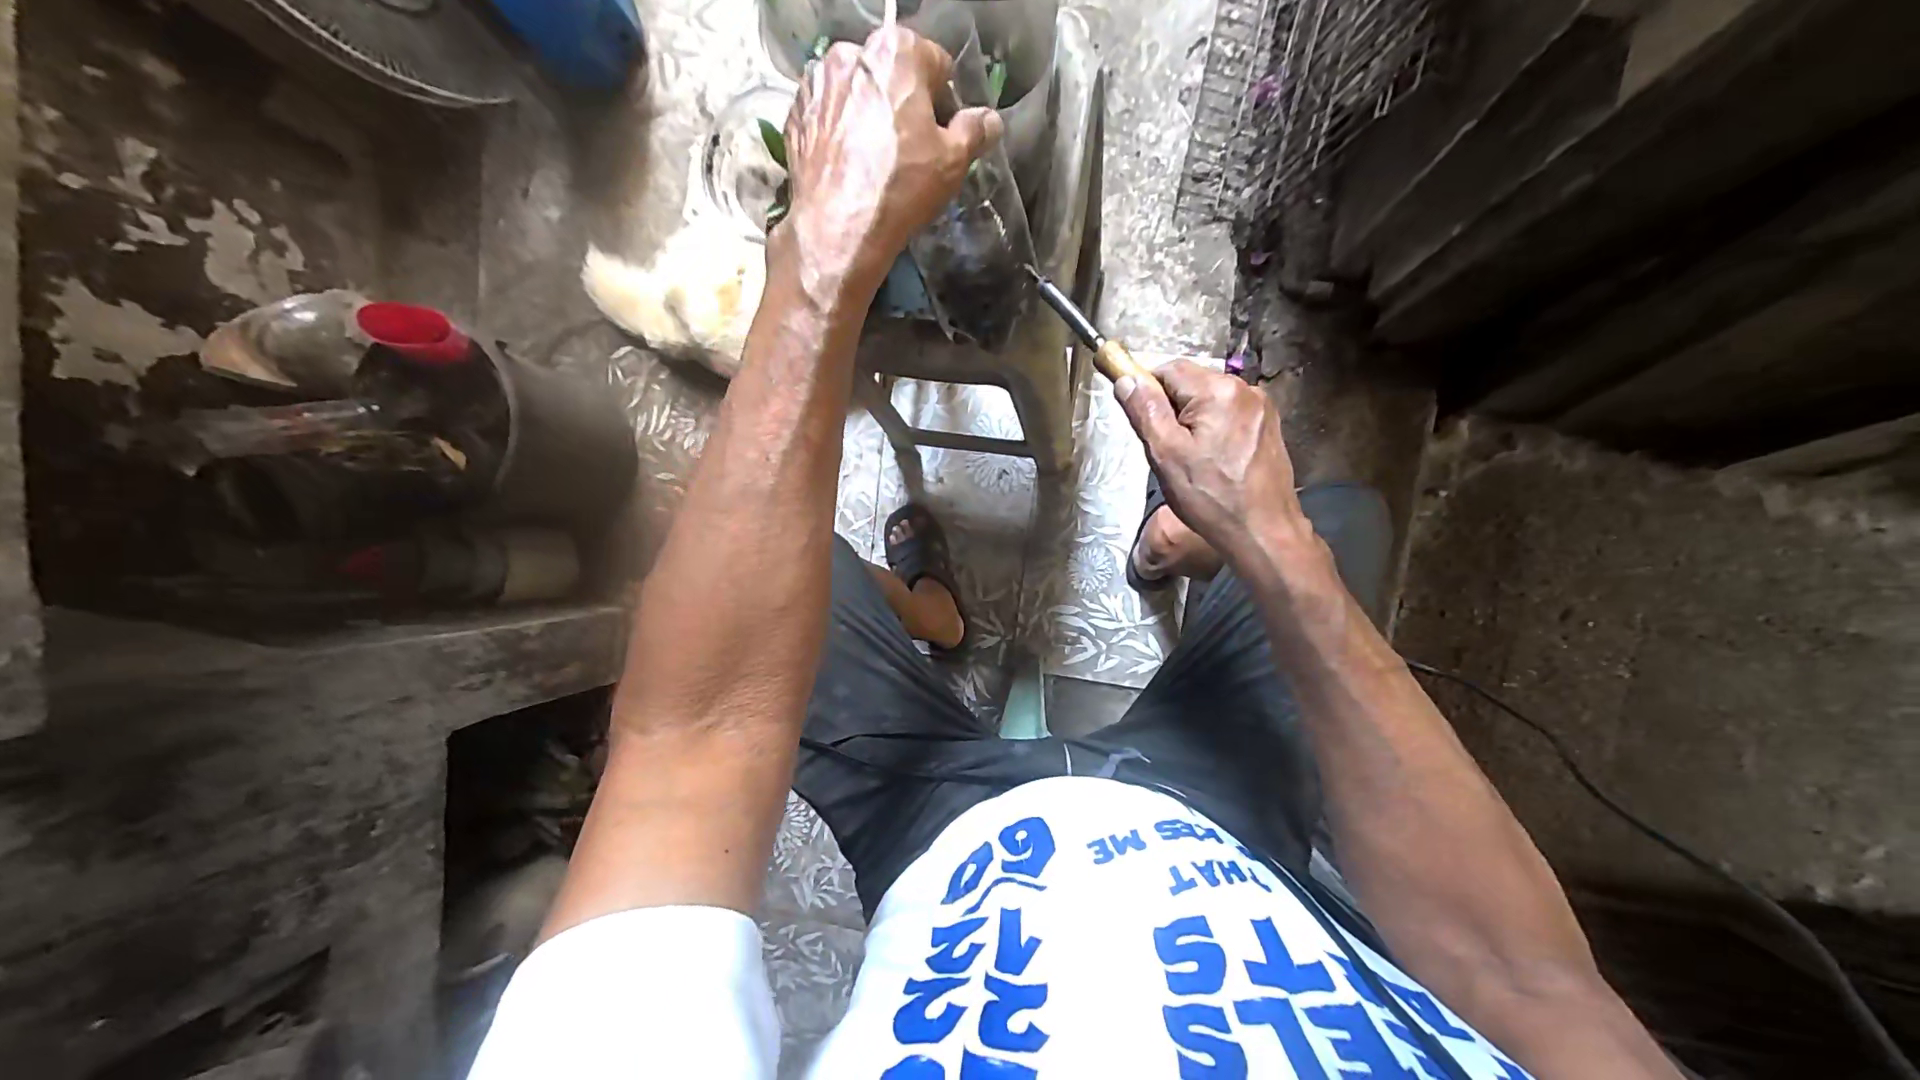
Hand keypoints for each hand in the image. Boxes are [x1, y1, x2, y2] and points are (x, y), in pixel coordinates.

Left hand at [776, 26, 1002, 302]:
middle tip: (912, 153)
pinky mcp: (796, 116)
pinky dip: (842, 135)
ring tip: (879, 164)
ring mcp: (816, 84)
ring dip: (871, 118)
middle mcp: (850, 54)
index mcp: (894, 51)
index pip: (935, 64)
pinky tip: (852, 168)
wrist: (838, 229)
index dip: (944, 102)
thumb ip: (974, 131)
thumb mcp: (953, 161)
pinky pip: (830, 118)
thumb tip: (989, 121)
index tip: (942, 135)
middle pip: (891, 77)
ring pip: (858, 95)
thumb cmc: (899, 188)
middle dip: (904, 107)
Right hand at [1115, 362, 1311, 571]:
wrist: (1262, 531)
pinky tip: (1209, 460)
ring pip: (1208, 400)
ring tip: (1187, 459)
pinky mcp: (1267, 425)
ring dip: (1190, 420)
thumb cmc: (1210, 497)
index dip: (1146, 389)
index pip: (1168, 369)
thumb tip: (1126, 379)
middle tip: (1163, 448)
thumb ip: (1145, 411)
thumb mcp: (1166, 454)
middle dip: (1169, 408)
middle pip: (1190, 382)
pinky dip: (1211, 429)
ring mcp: (1260, 407)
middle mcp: (1245, 389)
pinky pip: (1227, 414)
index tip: (1138, 418)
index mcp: (1218, 390)